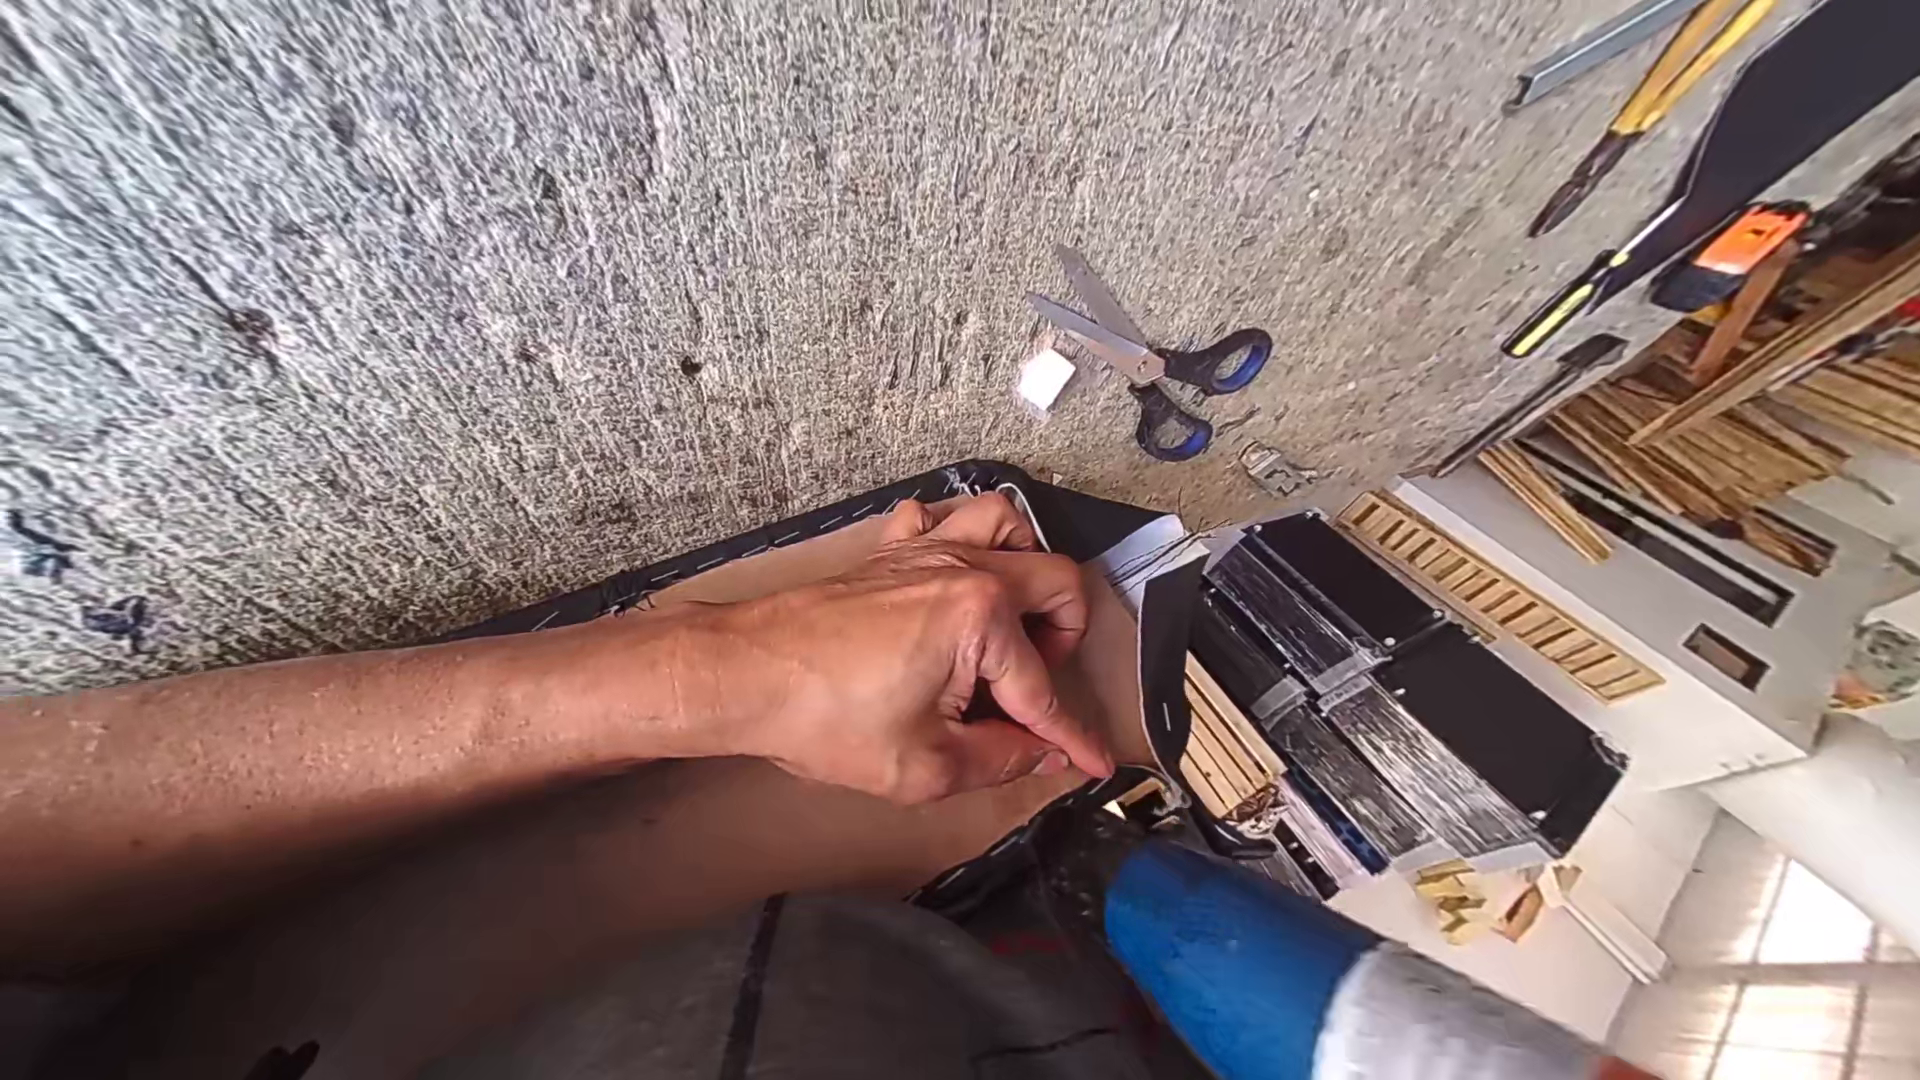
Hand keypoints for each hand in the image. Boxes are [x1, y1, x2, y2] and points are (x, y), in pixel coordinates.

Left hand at [708, 495, 1111, 803]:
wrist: (746, 673)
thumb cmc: (825, 717)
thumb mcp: (924, 765)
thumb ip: (999, 758)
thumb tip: (1039, 750)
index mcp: (979, 618)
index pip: (1042, 689)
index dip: (1070, 734)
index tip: (1090, 758)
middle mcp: (964, 569)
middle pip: (1056, 582)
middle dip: (1065, 638)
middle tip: (1037, 682)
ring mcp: (927, 549)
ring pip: (1008, 523)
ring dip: (1027, 566)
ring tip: (1014, 614)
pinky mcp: (893, 549)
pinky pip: (941, 517)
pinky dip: (962, 537)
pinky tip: (952, 575)